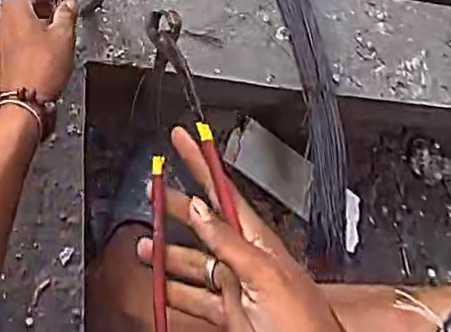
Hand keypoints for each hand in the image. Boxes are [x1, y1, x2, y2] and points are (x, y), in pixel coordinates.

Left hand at [0, 0, 77, 102]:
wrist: (21, 104)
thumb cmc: (39, 71)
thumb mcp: (64, 37)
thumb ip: (66, 15)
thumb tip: (68, 5)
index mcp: (14, 8)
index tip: (57, 2)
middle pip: (19, 7)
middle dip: (36, 11)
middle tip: (52, 19)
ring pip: (10, 26)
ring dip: (25, 28)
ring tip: (42, 40)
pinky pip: (5, 44)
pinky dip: (16, 45)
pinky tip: (29, 56)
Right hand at [138, 127, 341, 331]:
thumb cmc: (305, 327)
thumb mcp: (264, 275)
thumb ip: (228, 241)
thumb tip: (198, 206)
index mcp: (255, 238)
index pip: (220, 189)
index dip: (199, 160)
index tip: (182, 138)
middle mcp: (243, 258)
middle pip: (201, 222)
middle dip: (175, 206)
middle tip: (151, 191)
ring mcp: (237, 288)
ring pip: (194, 263)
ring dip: (167, 255)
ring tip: (145, 249)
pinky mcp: (232, 318)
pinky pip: (196, 299)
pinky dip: (175, 294)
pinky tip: (161, 290)